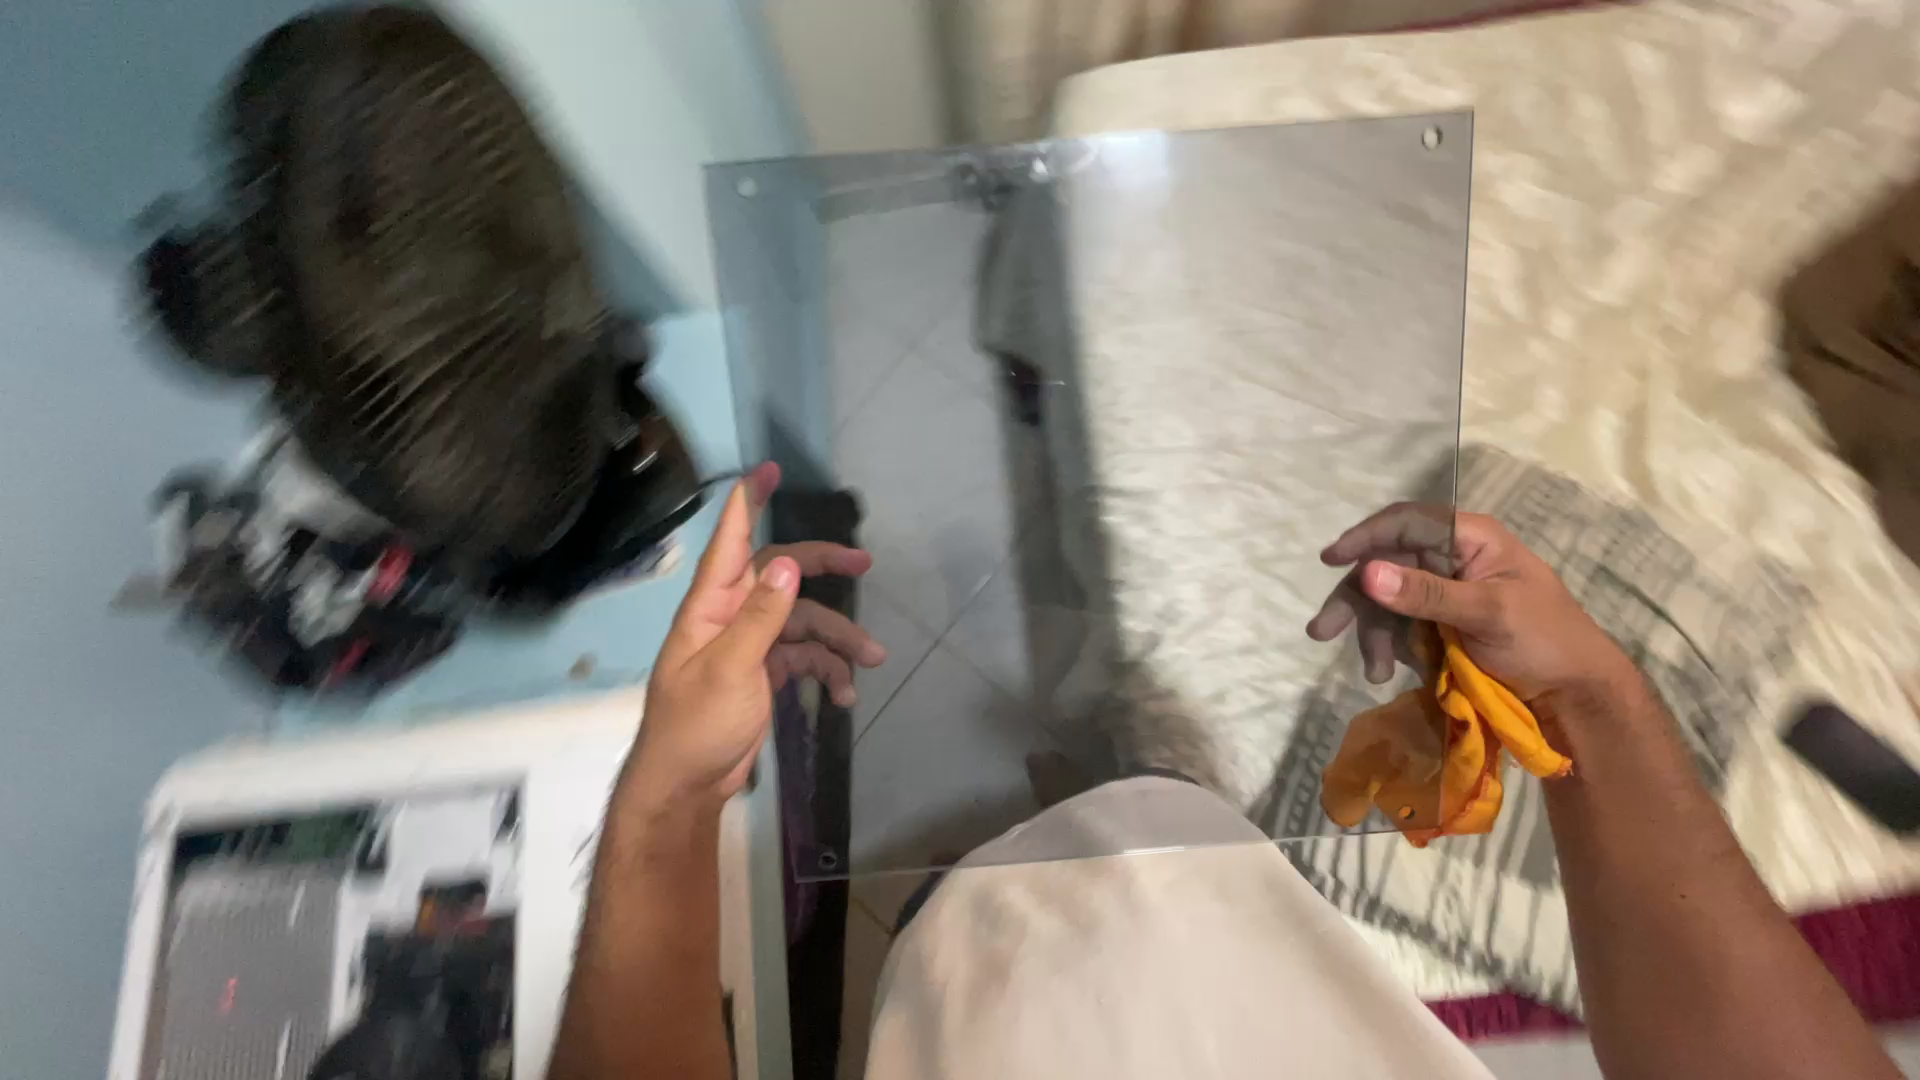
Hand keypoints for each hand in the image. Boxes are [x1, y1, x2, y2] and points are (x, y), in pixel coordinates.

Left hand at [630, 463, 882, 803]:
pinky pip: (805, 659)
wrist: (688, 785)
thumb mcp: (730, 670)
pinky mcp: (767, 672)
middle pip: (783, 577)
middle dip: (822, 569)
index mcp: (711, 607)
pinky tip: (844, 696)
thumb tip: (789, 563)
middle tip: (863, 565)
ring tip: (871, 661)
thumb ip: (760, 617)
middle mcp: (732, 616)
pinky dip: (828, 672)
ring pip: (804, 624)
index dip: (748, 503)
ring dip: (838, 640)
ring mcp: (751, 645)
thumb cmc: (696, 725)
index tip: (769, 470)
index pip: (730, 543)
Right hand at [1305, 504, 1634, 704]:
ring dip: (1370, 634)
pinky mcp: (1432, 621)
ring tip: (1374, 670)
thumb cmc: (1546, 642)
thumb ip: (1427, 593)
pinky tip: (1385, 671)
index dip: (1366, 537)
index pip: (1406, 522)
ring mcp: (1438, 590)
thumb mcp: (1489, 614)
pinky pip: (1393, 626)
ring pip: (1383, 600)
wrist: (1575, 696)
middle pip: (1384, 565)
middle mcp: (1447, 557)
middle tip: (1322, 630)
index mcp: (1469, 539)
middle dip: (1355, 600)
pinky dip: (1384, 648)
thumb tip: (1366, 573)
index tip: (1332, 559)